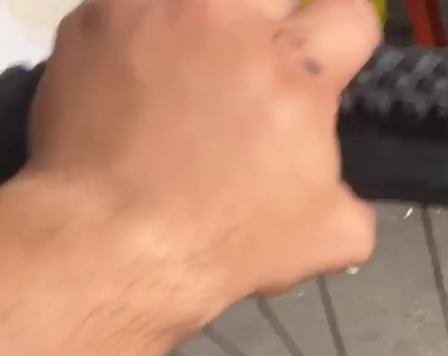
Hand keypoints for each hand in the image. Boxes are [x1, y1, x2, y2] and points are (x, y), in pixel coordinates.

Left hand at [24, 0, 380, 311]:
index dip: (354, 37)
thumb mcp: (338, 236)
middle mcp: (226, 20)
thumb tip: (336, 181)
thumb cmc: (237, 240)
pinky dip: (155, 30)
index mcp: (296, 72)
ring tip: (210, 61)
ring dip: (218, 20)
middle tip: (272, 66)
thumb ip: (355, 191)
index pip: (351, 12)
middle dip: (284, 21)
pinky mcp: (92, 16)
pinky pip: (140, 3)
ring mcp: (152, 8)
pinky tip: (153, 77)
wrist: (121, 239)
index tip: (341, 60)